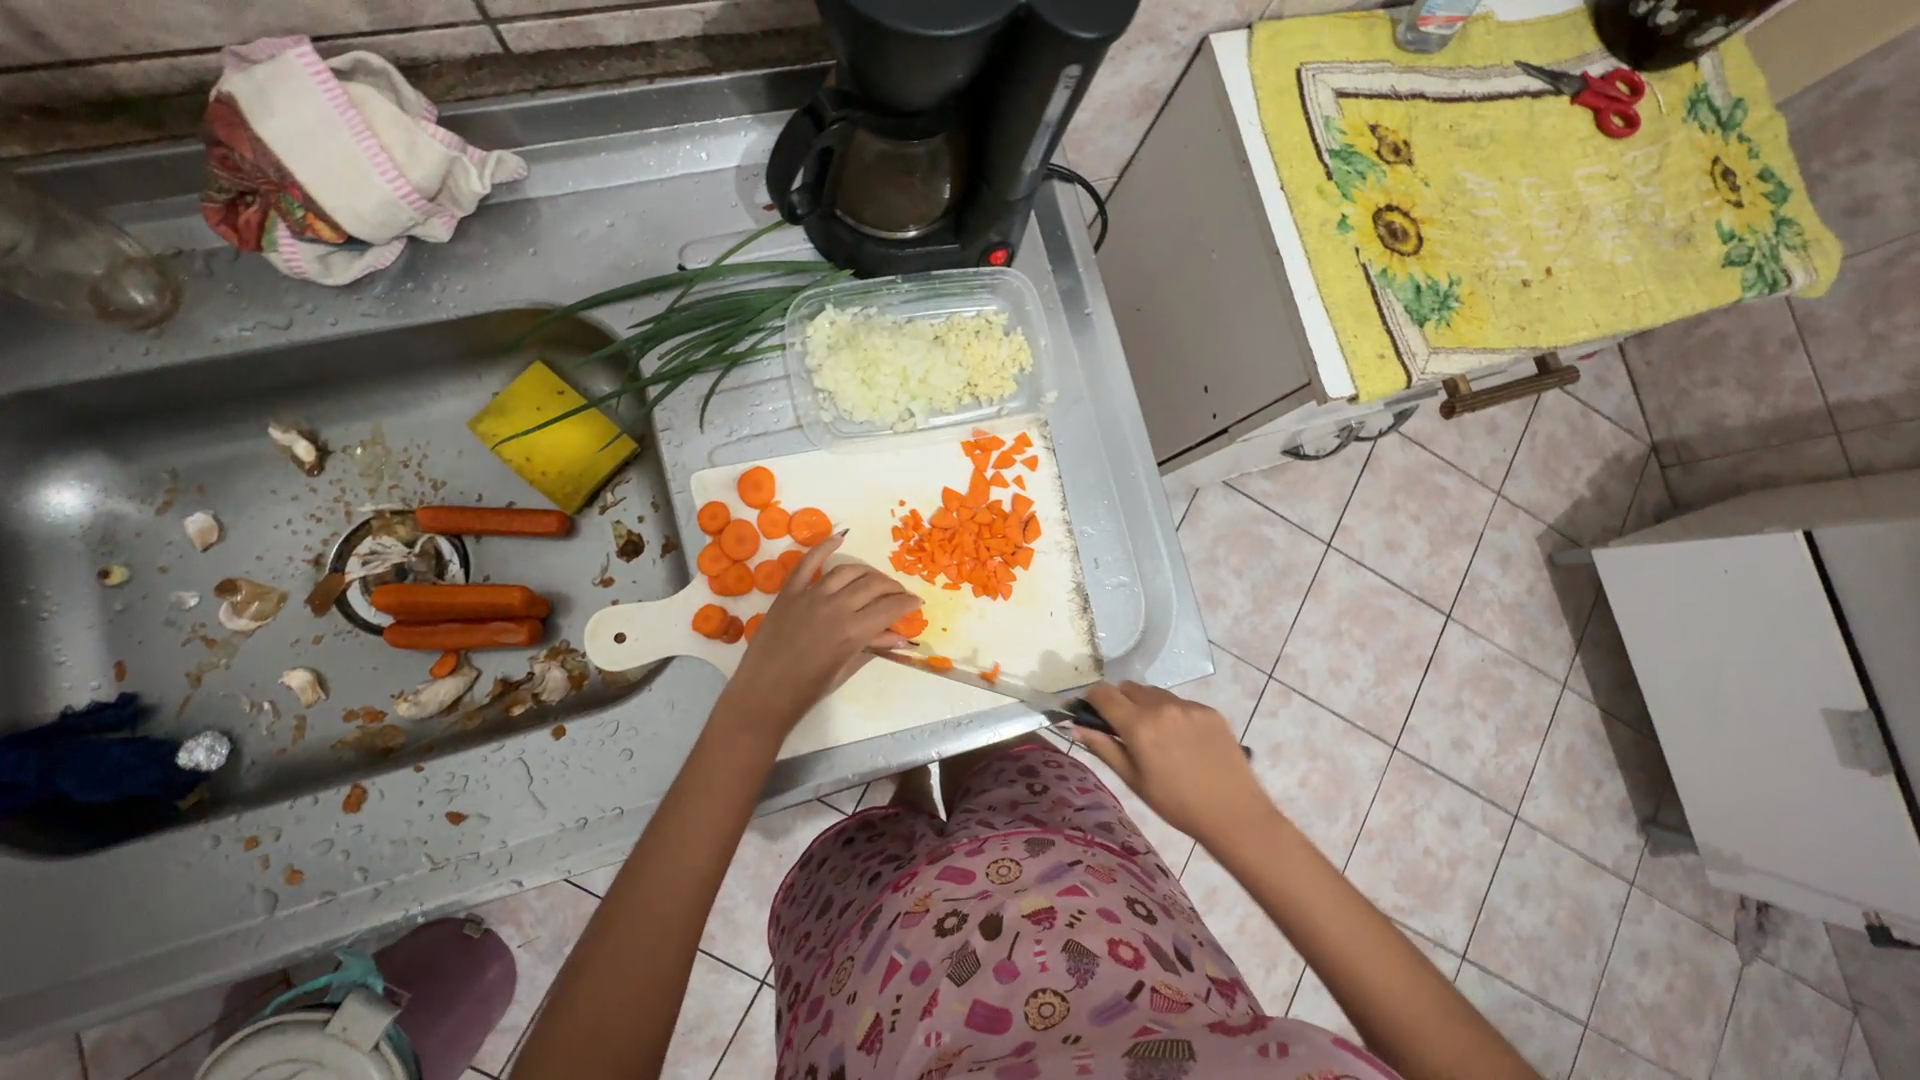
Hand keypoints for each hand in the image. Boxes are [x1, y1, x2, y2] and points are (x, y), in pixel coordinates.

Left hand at [713, 533, 921, 742]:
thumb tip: (901, 637)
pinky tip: (838, 539)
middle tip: (899, 594)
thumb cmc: (807, 690)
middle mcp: (835, 606)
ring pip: (848, 571)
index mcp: (853, 631)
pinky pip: (808, 562)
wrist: (763, 693)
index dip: (908, 603)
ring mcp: (810, 595)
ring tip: (876, 580)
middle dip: (893, 588)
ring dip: (868, 573)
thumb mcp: (845, 669)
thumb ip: (873, 647)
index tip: (916, 602)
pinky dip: (824, 547)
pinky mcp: (789, 592)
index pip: (890, 607)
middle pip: (873, 585)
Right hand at [1072, 682, 1278, 847]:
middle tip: (1125, 731)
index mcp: (1139, 725)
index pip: (1103, 693)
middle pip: (1128, 688)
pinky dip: (1172, 714)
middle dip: (1120, 702)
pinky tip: (1183, 742)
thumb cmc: (1175, 803)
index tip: (1090, 713)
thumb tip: (1076, 727)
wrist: (1232, 812)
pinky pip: (1180, 703)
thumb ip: (1103, 748)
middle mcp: (1162, 706)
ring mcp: (1189, 706)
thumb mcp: (1133, 780)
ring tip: (1157, 738)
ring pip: (1155, 693)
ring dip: (1146, 706)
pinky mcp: (1210, 711)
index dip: (1091, 700)